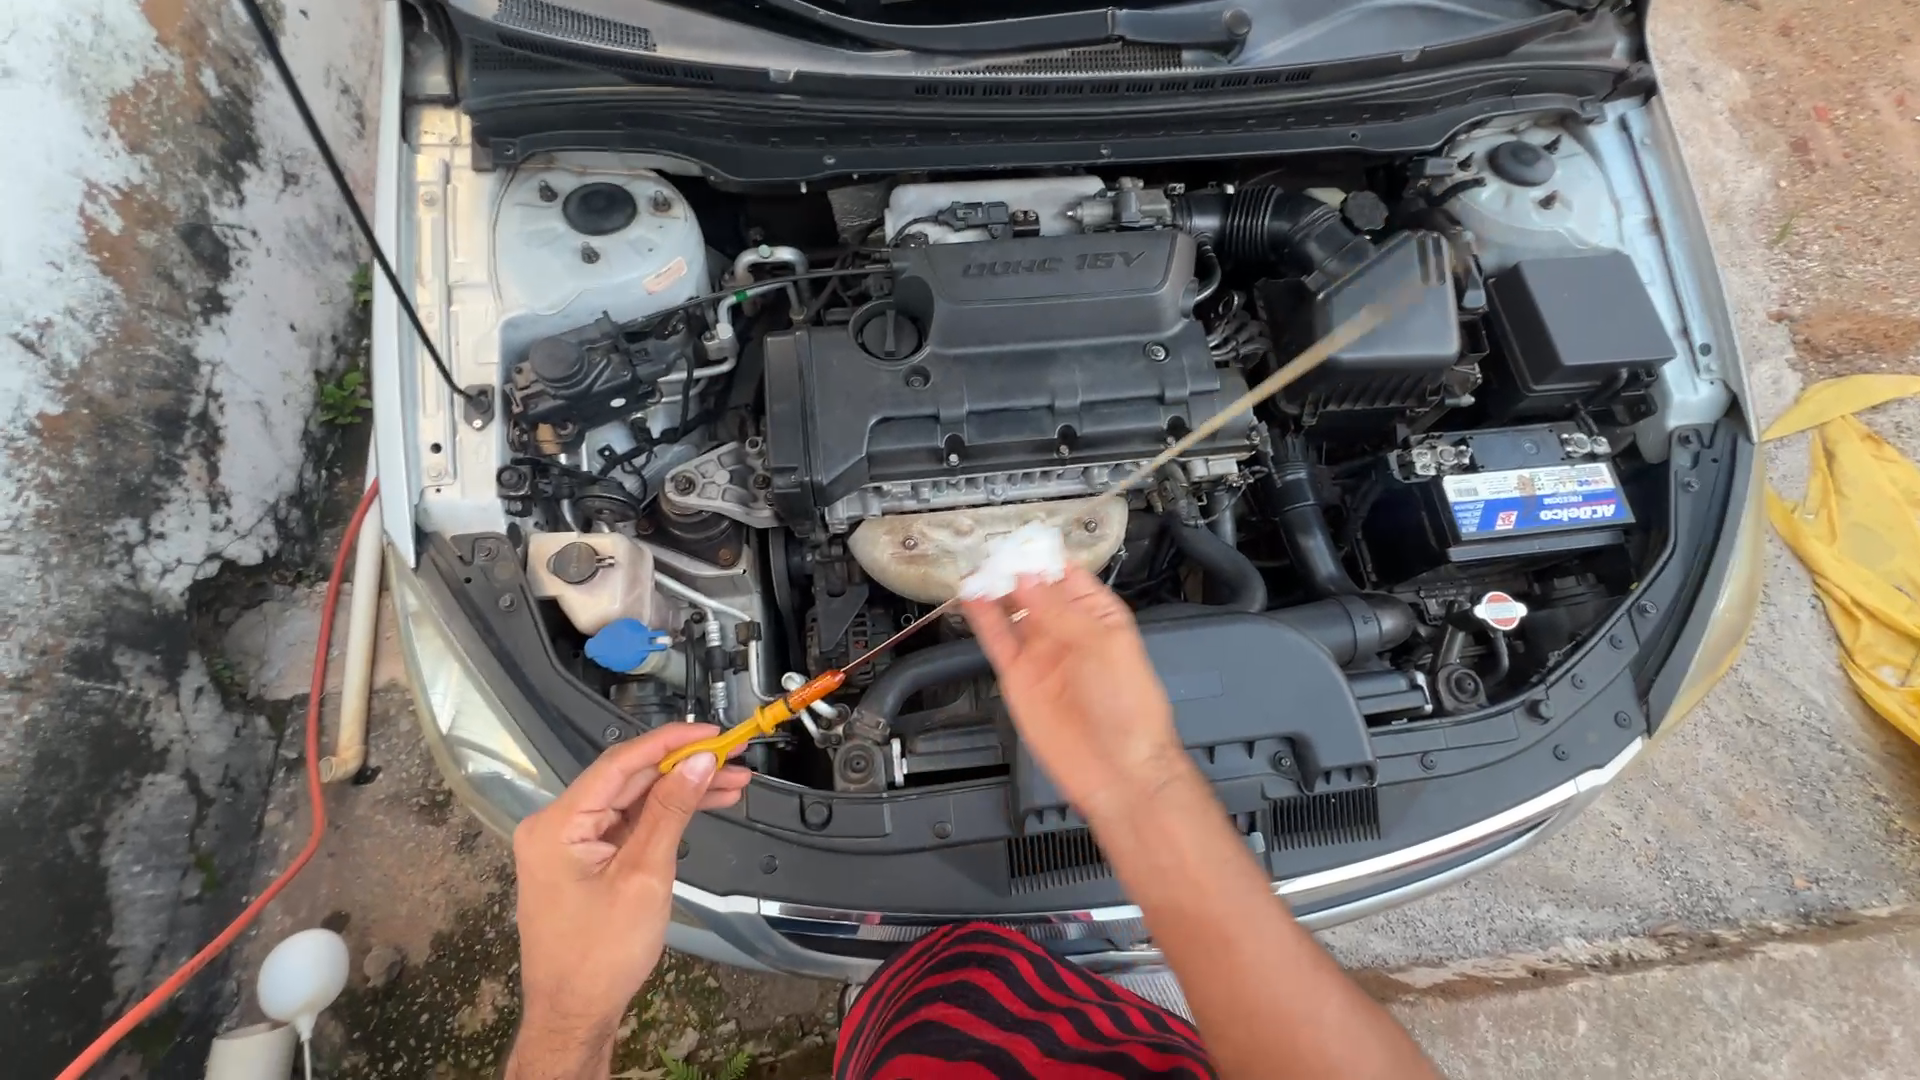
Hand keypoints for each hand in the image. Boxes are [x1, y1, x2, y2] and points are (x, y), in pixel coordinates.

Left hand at [510, 724, 751, 1043]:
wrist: (576, 1016)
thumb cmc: (602, 954)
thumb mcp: (644, 875)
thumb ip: (671, 810)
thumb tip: (700, 760)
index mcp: (558, 823)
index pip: (621, 763)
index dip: (671, 742)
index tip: (713, 733)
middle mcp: (559, 824)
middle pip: (632, 778)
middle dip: (686, 766)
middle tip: (735, 754)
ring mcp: (574, 841)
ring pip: (638, 797)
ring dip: (685, 788)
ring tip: (735, 779)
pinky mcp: (589, 856)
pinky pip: (634, 821)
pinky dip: (670, 812)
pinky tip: (708, 802)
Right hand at [962, 565, 1192, 827]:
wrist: (1118, 768)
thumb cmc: (1130, 709)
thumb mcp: (1101, 646)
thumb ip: (1060, 611)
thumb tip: (1028, 579)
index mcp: (1097, 616)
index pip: (1065, 574)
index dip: (1042, 559)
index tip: (1020, 544)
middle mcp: (1067, 630)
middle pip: (1033, 589)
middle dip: (1013, 570)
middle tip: (992, 555)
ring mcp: (1041, 653)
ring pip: (1011, 610)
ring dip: (994, 589)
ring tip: (976, 570)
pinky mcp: (1018, 676)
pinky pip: (996, 639)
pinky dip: (981, 618)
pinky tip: (971, 597)